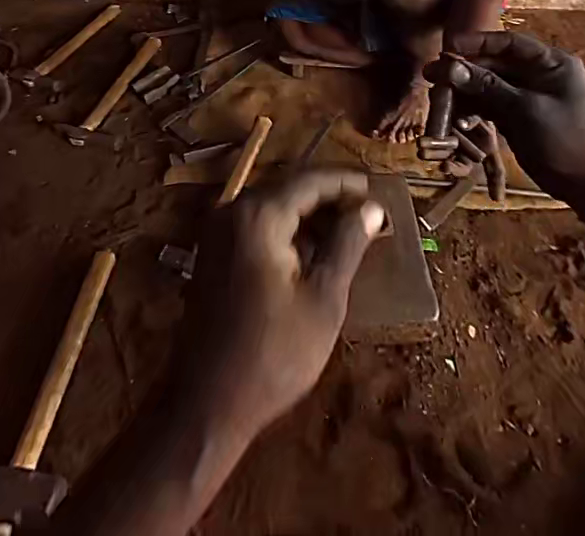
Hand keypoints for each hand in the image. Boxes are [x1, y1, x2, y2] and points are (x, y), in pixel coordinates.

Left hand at [170, 168, 385, 440]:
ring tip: (349, 231)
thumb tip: (371, 208)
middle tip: (368, 212)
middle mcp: (232, 212)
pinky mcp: (212, 253)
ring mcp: (217, 232)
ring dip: (310, 213)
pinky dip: (288, 229)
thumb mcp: (324, 299)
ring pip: (273, 205)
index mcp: (259, 216)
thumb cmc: (273, 354)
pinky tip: (313, 250)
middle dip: (331, 196)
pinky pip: (257, 224)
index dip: (348, 182)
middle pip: (289, 187)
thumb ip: (348, 244)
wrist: (206, 406)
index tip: (379, 191)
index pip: (311, 179)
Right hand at [428, 31, 584, 200]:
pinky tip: (457, 117)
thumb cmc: (568, 139)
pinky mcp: (519, 118)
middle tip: (433, 74)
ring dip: (466, 91)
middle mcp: (538, 75)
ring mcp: (527, 98)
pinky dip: (474, 110)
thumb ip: (489, 87)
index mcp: (551, 63)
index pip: (510, 43)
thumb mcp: (526, 109)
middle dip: (465, 70)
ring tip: (439, 97)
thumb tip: (450, 67)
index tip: (449, 46)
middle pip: (495, 65)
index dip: (479, 42)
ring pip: (489, 87)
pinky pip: (491, 106)